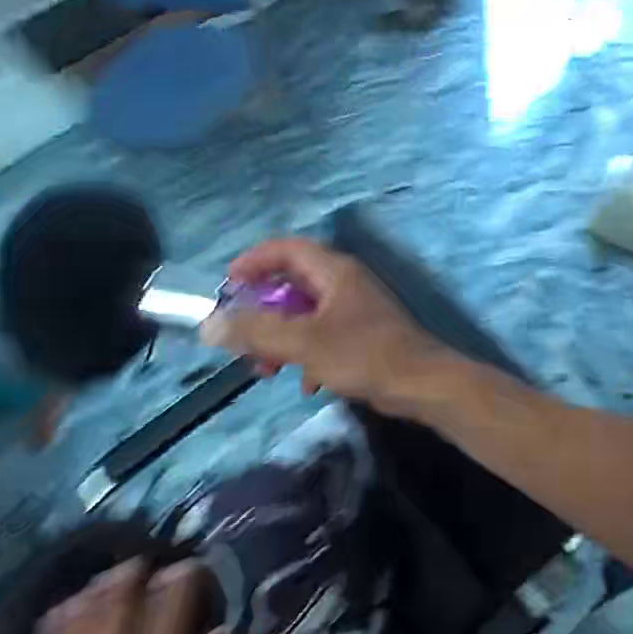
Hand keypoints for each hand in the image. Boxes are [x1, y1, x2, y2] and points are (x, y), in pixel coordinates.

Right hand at [200, 238, 450, 415]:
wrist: (423, 384)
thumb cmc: (364, 355)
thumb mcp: (303, 342)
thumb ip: (256, 331)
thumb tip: (209, 324)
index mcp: (335, 272)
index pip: (286, 248)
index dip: (253, 261)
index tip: (227, 286)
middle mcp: (347, 285)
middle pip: (292, 285)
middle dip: (262, 313)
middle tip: (242, 339)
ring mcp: (359, 312)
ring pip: (306, 318)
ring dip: (282, 341)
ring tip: (267, 370)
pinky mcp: (366, 340)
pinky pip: (325, 340)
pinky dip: (309, 357)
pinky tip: (308, 385)